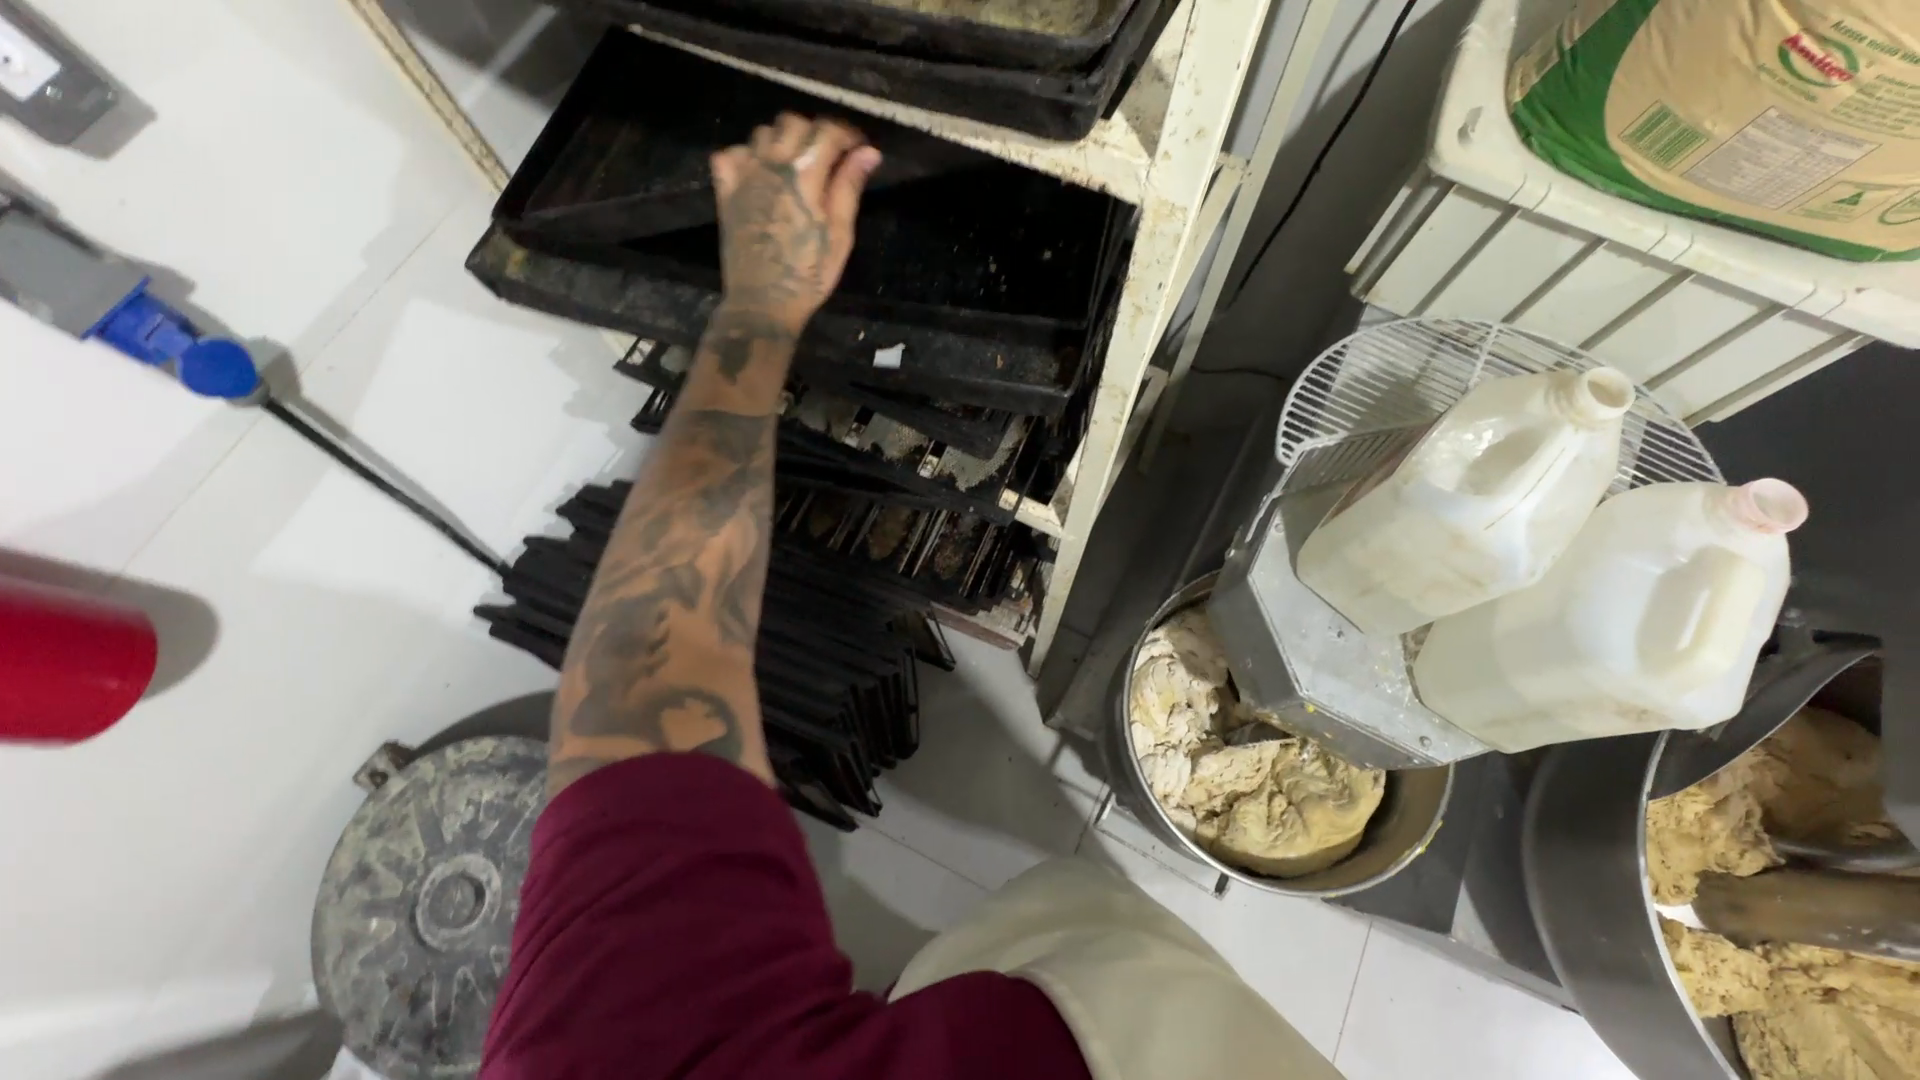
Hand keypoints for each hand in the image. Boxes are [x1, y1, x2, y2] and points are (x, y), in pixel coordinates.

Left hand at [710, 113, 881, 334]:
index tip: (858, 148)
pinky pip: (731, 154)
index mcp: (803, 176)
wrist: (763, 303)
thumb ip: (849, 188)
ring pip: (762, 133)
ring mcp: (743, 177)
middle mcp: (769, 166)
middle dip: (815, 132)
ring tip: (797, 164)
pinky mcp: (726, 191)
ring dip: (782, 140)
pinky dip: (748, 155)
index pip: (826, 132)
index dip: (847, 134)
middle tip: (830, 156)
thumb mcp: (839, 236)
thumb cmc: (808, 276)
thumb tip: (868, 152)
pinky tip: (761, 173)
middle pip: (792, 123)